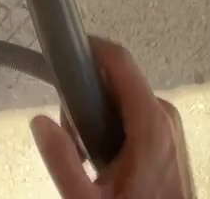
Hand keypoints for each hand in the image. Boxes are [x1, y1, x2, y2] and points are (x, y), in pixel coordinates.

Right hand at [30, 39, 193, 198]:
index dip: (88, 47)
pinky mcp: (170, 140)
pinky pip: (133, 114)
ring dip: (96, 115)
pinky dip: (112, 126)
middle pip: (115, 79)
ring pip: (122, 97)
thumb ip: (61, 161)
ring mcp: (170, 127)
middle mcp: (164, 115)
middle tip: (69, 134)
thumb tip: (39, 121)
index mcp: (150, 122)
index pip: (118, 59)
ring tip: (85, 157)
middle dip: (84, 97)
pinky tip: (102, 162)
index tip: (60, 57)